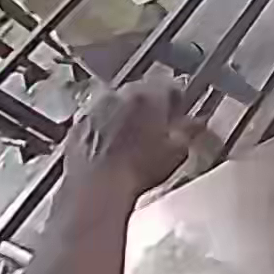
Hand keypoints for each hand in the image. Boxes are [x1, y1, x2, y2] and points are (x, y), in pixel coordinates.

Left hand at [62, 77, 204, 198]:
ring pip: (118, 105)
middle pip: (141, 92)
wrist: (97, 189)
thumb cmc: (137, 169)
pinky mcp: (77, 128)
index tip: (183, 111)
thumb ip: (190, 130)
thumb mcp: (178, 151)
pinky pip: (97, 121)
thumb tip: (197, 124)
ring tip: (139, 141)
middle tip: (162, 127)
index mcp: (148, 97)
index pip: (170, 85)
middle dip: (153, 106)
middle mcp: (118, 97)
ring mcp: (93, 111)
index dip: (180, 99)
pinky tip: (116, 150)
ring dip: (129, 117)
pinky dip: (107, 130)